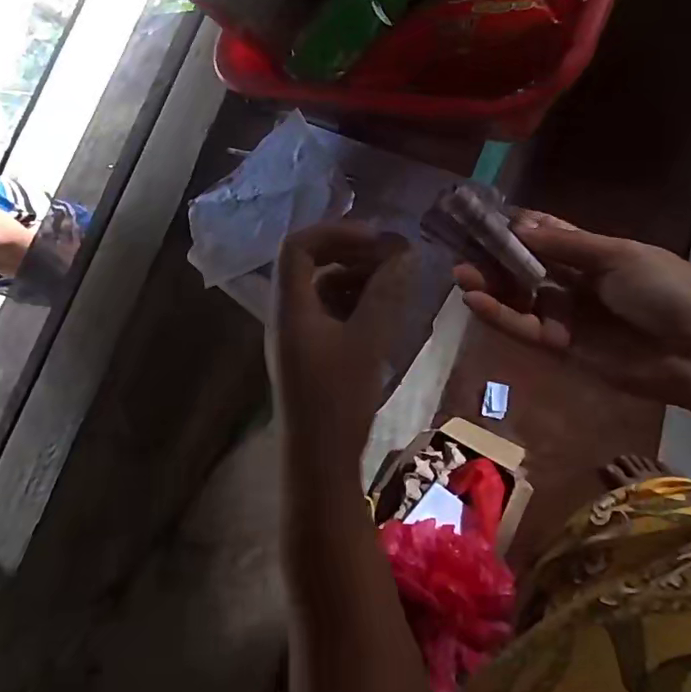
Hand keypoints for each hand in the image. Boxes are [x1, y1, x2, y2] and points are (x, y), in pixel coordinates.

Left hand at [269, 222, 413, 461]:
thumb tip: (405, 253)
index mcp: (290, 307)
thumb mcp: (367, 342)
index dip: (336, 232)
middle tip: (394, 255)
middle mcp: (286, 315)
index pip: (298, 246)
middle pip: (310, 263)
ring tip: (395, 281)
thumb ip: (385, 293)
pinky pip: (327, 312)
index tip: (378, 238)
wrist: (318, 459)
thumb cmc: (339, 400)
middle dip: (351, 252)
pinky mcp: (308, 353)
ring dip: (355, 276)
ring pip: (321, 288)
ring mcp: (295, 335)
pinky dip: (353, 302)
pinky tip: (383, 310)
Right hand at [452, 211, 690, 404]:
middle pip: (525, 267)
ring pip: (518, 298)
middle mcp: (575, 283)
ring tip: (461, 273)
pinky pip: (523, 328)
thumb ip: (565, 245)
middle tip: (462, 248)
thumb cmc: (667, 291)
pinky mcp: (558, 348)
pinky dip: (499, 315)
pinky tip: (475, 299)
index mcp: (594, 254)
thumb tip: (518, 227)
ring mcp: (565, 316)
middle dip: (495, 257)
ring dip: (490, 286)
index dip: (517, 227)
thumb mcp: (618, 256)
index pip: (547, 236)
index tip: (484, 217)